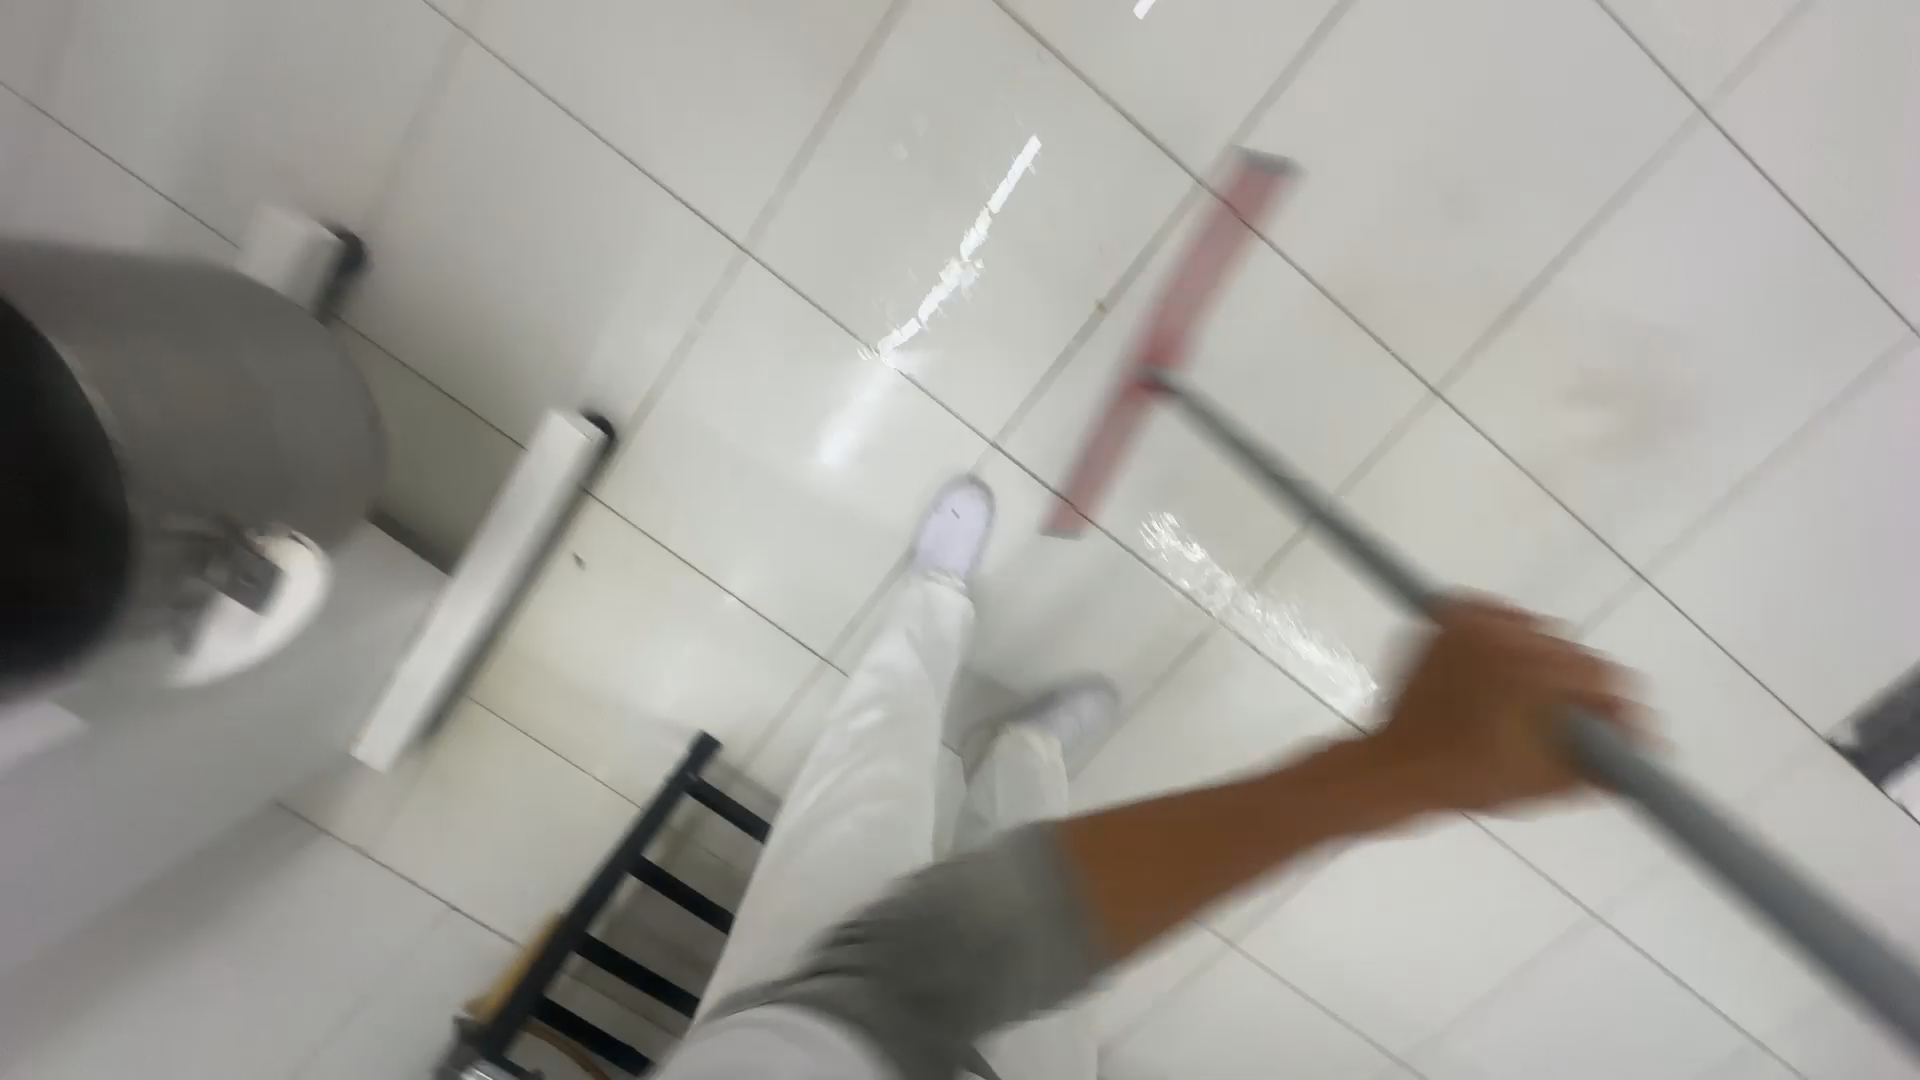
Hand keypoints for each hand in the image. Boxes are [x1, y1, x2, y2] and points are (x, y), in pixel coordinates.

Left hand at [1360, 596, 1639, 814]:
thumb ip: (1610, 760)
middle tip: (1563, 718)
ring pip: (1530, 630)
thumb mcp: (1552, 780)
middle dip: (1573, 685)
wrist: (1399, 765)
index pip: (1600, 676)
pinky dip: (1501, 629)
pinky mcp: (1440, 623)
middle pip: (1566, 651)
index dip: (1612, 707)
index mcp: (1533, 668)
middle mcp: (1502, 636)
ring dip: (1537, 657)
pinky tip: (1501, 661)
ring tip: (1526, 697)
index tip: (1610, 732)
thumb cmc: (1473, 777)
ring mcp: (1465, 624)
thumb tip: (1650, 742)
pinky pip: (1487, 612)